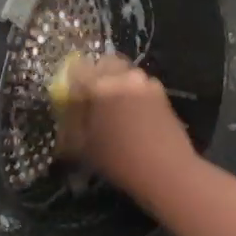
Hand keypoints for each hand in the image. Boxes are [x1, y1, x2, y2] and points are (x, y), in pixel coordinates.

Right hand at [57, 54, 197, 190]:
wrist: (168, 171)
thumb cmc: (119, 160)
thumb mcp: (83, 147)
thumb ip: (70, 124)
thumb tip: (66, 112)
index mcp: (100, 85)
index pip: (78, 69)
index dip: (72, 83)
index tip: (71, 99)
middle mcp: (124, 76)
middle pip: (104, 64)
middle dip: (95, 77)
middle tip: (92, 101)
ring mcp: (147, 83)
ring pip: (124, 73)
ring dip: (116, 84)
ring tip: (114, 112)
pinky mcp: (162, 94)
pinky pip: (140, 85)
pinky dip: (132, 94)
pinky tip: (132, 118)